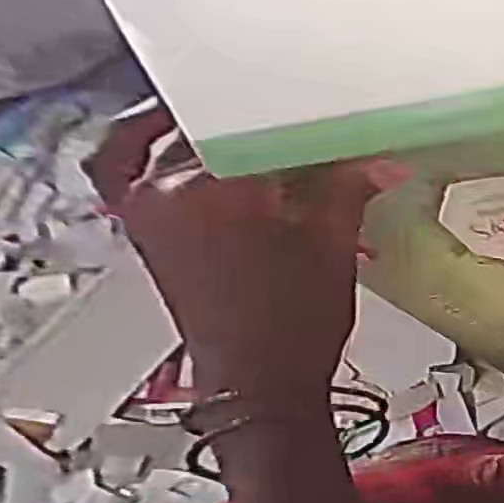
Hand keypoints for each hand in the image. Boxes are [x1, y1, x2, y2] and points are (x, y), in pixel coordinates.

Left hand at [89, 109, 377, 404]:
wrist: (259, 372)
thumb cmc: (299, 318)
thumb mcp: (334, 251)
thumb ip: (348, 195)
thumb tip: (381, 164)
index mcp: (217, 192)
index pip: (262, 134)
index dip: (307, 130)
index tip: (344, 134)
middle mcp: (163, 188)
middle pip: (217, 135)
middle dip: (268, 133)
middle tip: (315, 139)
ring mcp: (142, 205)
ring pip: (172, 144)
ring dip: (213, 135)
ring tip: (256, 136)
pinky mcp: (140, 223)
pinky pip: (122, 164)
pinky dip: (146, 147)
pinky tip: (178, 145)